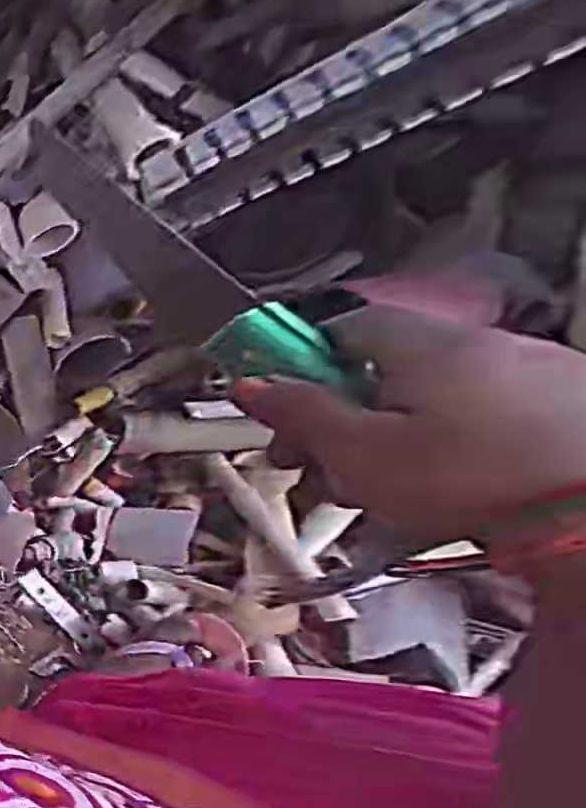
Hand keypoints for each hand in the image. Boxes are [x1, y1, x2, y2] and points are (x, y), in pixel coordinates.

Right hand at [232, 305, 585, 542]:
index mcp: (433, 347)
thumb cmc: (467, 480)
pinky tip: (422, 481)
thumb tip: (252, 384)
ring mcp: (539, 377)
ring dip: (377, 432)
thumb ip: (298, 410)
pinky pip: (472, 415)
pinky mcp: (565, 412)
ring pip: (423, 396)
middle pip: (380, 368)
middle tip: (304, 455)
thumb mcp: (353, 448)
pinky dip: (433, 440)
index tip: (272, 391)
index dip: (297, 357)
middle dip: (329, 411)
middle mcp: (491, 347)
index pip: (345, 326)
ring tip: (361, 481)